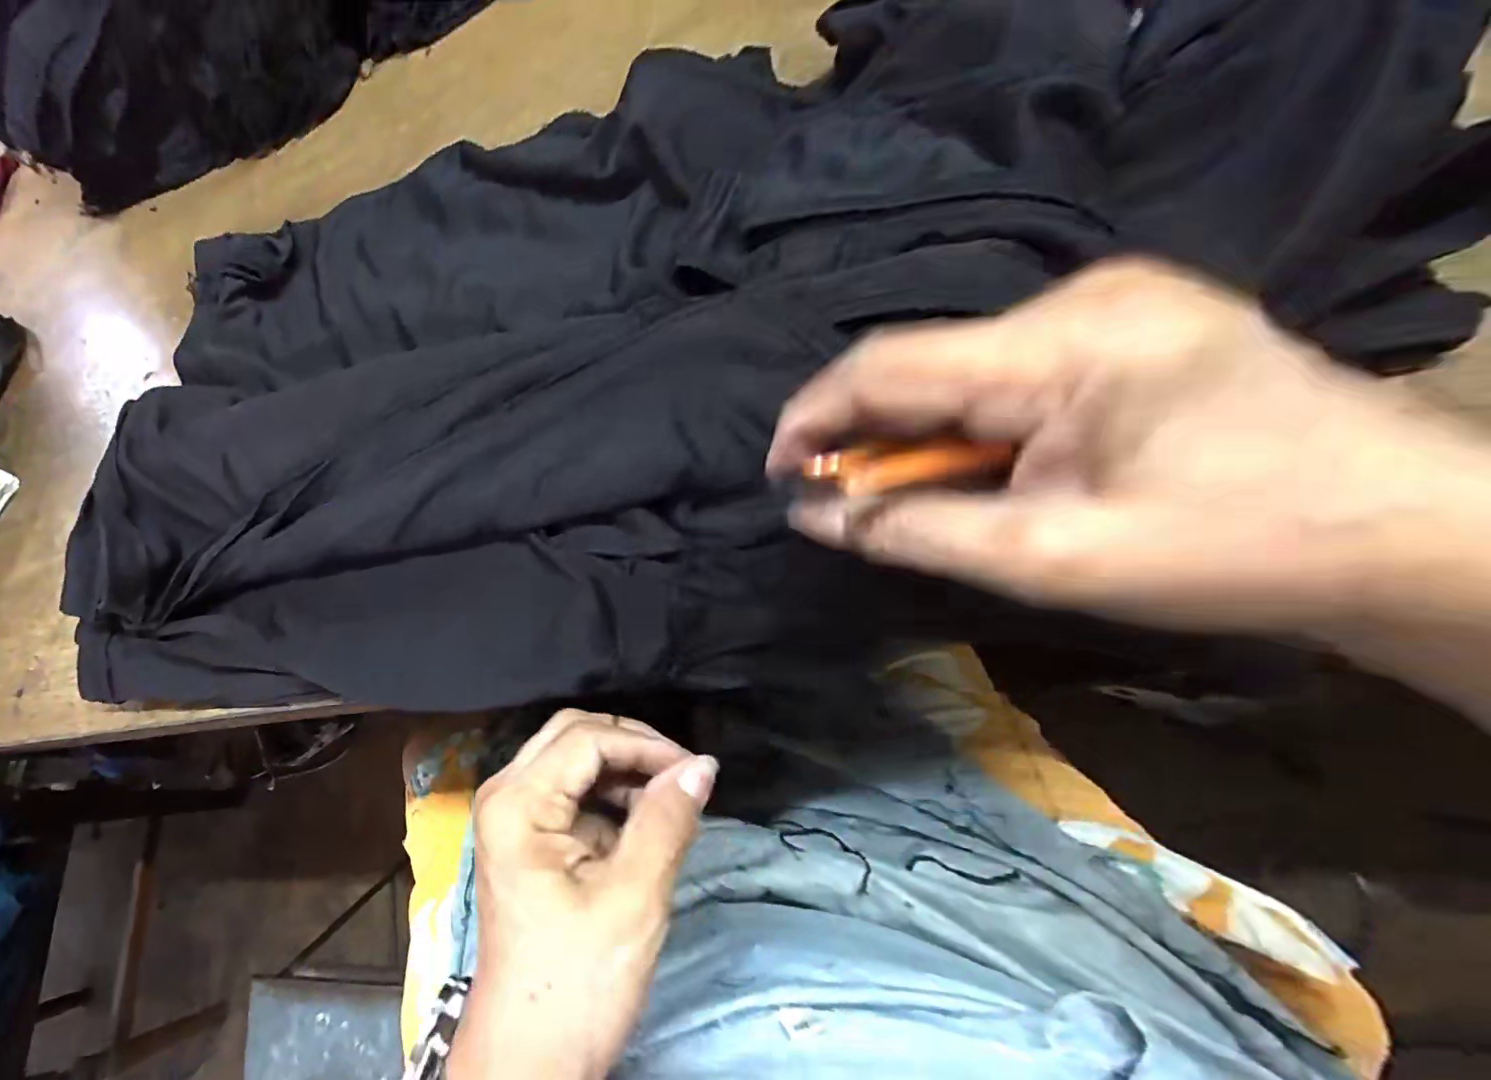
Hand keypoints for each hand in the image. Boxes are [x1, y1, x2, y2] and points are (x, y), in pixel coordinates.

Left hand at [447, 710, 717, 1079]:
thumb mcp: (633, 900)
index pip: (586, 739)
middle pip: (572, 736)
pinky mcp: (522, 836)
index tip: (696, 770)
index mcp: (517, 802)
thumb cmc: (577, 982)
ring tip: (669, 800)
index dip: (645, 745)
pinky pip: (567, 790)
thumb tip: (702, 765)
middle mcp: (504, 794)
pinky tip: (642, 821)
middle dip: (631, 746)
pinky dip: (608, 794)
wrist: (528, 1056)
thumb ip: (667, 822)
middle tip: (683, 774)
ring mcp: (509, 815)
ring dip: (621, 769)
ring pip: (570, 759)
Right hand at [767, 258, 1490, 640]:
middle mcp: (1077, 297)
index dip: (810, 417)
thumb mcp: (1045, 559)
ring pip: (949, 368)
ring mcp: (1103, 301)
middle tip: (841, 500)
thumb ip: (909, 530)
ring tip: (908, 494)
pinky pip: (993, 369)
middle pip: (915, 364)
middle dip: (861, 436)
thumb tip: (809, 514)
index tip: (779, 474)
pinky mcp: (1116, 321)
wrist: (1415, 532)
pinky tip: (971, 465)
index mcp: (1066, 344)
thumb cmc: (1232, 552)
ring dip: (909, 435)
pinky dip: (958, 425)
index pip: (884, 364)